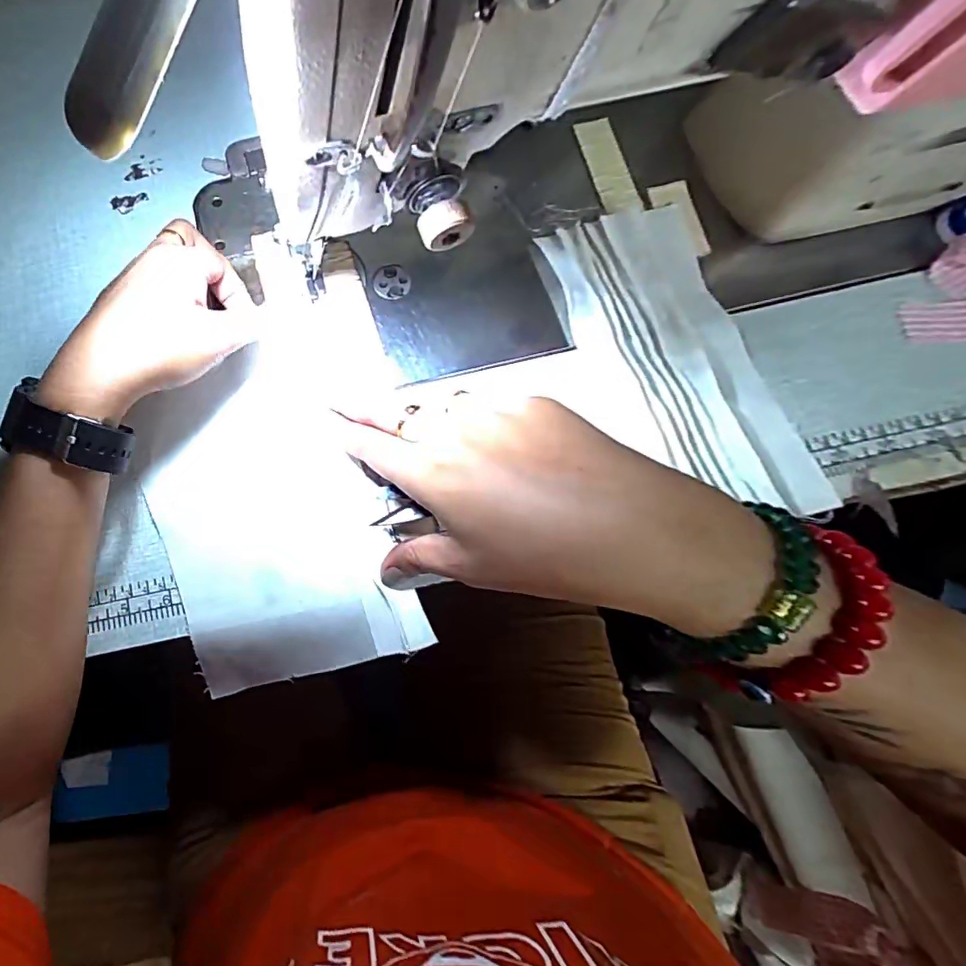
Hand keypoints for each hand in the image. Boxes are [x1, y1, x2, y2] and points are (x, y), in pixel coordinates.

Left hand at [41, 220, 258, 421]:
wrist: (101, 371)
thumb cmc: (149, 348)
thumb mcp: (219, 340)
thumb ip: (249, 325)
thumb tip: (259, 320)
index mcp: (180, 258)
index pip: (226, 267)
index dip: (240, 297)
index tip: (242, 322)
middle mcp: (153, 259)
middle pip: (193, 244)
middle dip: (213, 273)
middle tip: (220, 302)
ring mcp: (133, 276)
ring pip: (172, 266)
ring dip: (191, 289)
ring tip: (198, 322)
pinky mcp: (121, 298)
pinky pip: (154, 287)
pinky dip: (169, 302)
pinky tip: (173, 332)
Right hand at [337, 394, 801, 637]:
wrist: (637, 526)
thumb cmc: (546, 557)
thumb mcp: (476, 566)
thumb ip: (421, 556)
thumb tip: (384, 567)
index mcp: (433, 472)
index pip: (372, 445)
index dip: (346, 432)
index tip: (329, 417)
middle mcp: (455, 428)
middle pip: (404, 415)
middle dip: (386, 421)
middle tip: (387, 434)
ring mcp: (496, 406)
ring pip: (449, 405)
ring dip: (440, 423)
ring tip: (464, 456)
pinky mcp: (534, 398)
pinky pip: (491, 403)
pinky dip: (484, 421)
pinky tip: (511, 451)